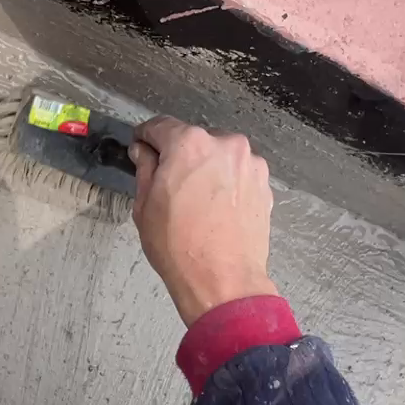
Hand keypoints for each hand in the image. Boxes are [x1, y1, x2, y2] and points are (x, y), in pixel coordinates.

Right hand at [131, 117, 278, 326]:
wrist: (222, 279)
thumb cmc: (178, 246)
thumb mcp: (145, 206)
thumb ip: (145, 169)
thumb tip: (144, 153)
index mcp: (188, 145)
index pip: (160, 126)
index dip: (145, 137)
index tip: (140, 146)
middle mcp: (224, 144)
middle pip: (193, 140)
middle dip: (178, 156)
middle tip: (167, 184)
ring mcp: (249, 163)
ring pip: (217, 156)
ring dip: (204, 169)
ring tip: (194, 202)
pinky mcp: (264, 183)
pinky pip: (236, 173)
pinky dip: (224, 183)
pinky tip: (214, 209)